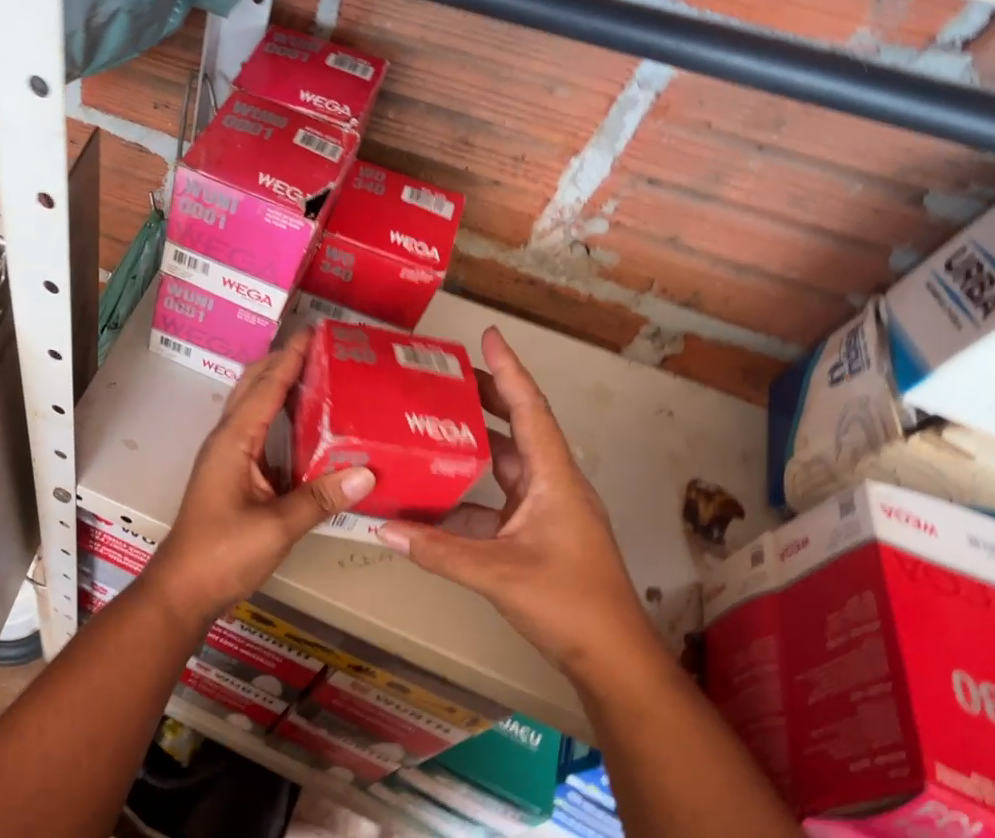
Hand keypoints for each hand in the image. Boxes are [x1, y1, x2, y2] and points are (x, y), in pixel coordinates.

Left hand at [144, 327, 375, 625]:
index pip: (265, 387)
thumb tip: (367, 473)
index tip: (314, 332)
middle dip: (282, 363)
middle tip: (322, 349)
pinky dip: (279, 420)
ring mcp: (226, 458)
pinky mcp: (232, 476)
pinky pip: (258, 434)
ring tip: (319, 377)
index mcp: (233, 441)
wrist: (183, 588)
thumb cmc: (223, 553)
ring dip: (279, 388)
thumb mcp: (277, 527)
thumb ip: (321, 499)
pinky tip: (307, 429)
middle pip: (253, 388)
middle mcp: (226, 440)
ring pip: (253, 409)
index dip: (290, 358)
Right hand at [377, 328, 661, 680]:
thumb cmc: (568, 603)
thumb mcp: (497, 573)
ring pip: (506, 463)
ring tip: (430, 423)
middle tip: (444, 375)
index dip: (509, 370)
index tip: (489, 335)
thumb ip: (438, 550)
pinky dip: (466, 492)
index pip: (530, 410)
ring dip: (473, 443)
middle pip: (518, 428)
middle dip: (485, 398)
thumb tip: (381, 527)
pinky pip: (496, 500)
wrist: (613, 659)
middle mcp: (552, 485)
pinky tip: (433, 494)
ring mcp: (546, 511)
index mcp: (555, 479)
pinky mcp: (536, 535)